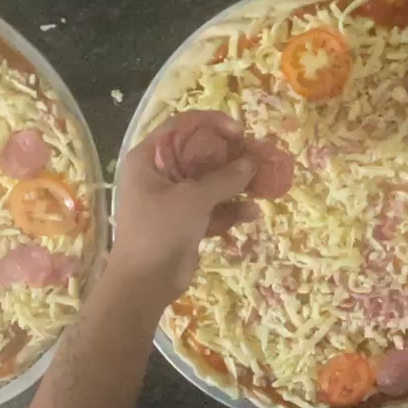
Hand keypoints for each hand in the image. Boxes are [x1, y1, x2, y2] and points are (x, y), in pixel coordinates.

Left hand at [108, 114, 257, 308]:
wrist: (144, 284)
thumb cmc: (160, 231)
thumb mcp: (193, 199)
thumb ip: (224, 179)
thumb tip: (251, 162)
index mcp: (148, 158)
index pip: (181, 125)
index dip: (212, 124)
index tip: (240, 132)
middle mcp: (159, 174)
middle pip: (200, 154)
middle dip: (230, 158)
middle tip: (258, 159)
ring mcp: (173, 200)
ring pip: (209, 183)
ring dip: (235, 186)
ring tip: (262, 187)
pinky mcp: (185, 223)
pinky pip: (211, 209)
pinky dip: (230, 211)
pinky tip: (251, 214)